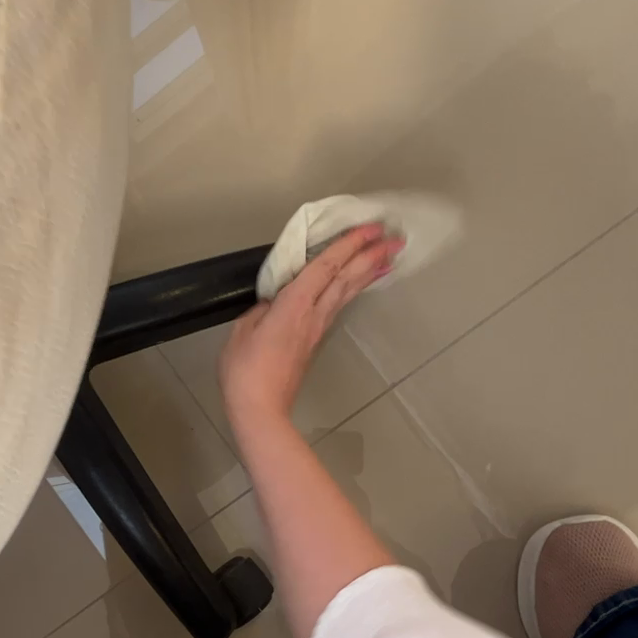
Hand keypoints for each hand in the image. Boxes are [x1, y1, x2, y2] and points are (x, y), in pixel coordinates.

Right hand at [219, 224, 403, 429]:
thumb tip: (275, 301)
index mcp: (294, 305)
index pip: (326, 266)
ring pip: (347, 293)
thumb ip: (261, 309)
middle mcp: (313, 314)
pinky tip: (358, 286)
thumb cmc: (245, 372)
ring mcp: (317, 329)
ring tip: (388, 256)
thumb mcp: (243, 331)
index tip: (369, 227)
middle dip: (370, 255)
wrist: (260, 409)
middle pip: (346, 278)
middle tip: (394, 237)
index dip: (348, 244)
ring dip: (367, 272)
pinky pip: (338, 306)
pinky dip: (353, 291)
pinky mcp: (314, 342)